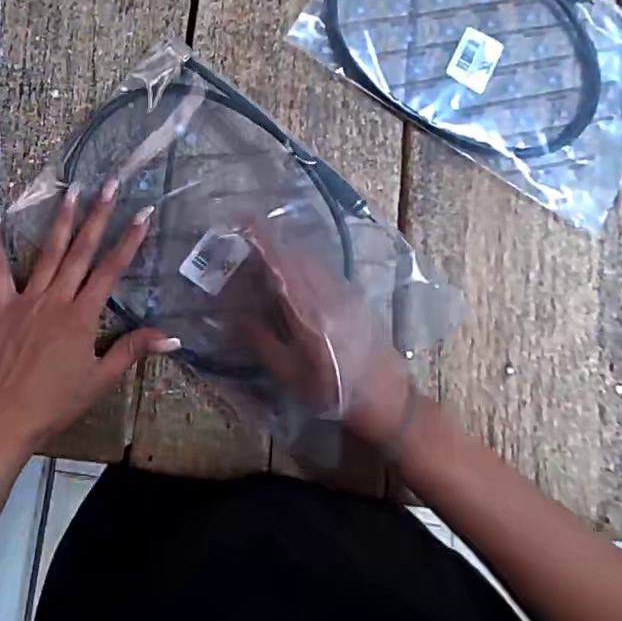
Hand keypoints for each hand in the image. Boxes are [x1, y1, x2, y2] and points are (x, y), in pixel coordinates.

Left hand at [0, 185, 177, 462]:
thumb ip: (132, 351)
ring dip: (62, 220)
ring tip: (72, 190)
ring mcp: (26, 300)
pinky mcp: (0, 309)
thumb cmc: (53, 405)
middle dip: (99, 215)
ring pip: (48, 253)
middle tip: (109, 184)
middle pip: (82, 251)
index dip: (130, 239)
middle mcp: (56, 299)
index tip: (143, 211)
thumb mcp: (99, 381)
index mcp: (82, 316)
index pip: (112, 269)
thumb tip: (172, 336)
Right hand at [238, 227, 416, 447]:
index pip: (282, 264)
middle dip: (269, 242)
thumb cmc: (334, 392)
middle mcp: (328, 292)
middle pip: (296, 255)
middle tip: (243, 240)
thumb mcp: (290, 374)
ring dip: (286, 252)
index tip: (243, 221)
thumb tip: (234, 315)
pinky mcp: (353, 296)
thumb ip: (261, 341)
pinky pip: (322, 269)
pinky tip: (291, 276)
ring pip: (311, 260)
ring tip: (262, 256)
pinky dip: (302, 263)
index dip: (262, 240)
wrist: (387, 399)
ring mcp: (344, 291)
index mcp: (310, 310)